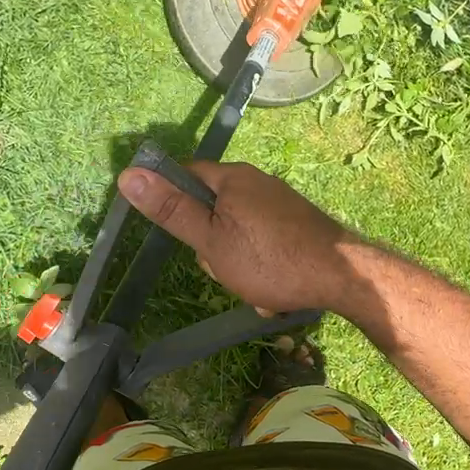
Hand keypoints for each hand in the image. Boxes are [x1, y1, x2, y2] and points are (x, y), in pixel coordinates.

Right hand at [116, 161, 362, 313]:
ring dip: (243, 269)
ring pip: (241, 238)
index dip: (175, 205)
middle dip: (216, 249)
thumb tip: (128, 174)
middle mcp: (260, 185)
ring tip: (259, 289)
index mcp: (234, 178)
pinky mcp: (300, 229)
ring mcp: (283, 207)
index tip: (180, 235)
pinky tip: (277, 294)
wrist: (342, 276)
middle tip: (229, 271)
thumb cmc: (270, 259)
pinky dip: (267, 272)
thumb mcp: (211, 240)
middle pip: (215, 213)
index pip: (187, 177)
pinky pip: (267, 250)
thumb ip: (172, 210)